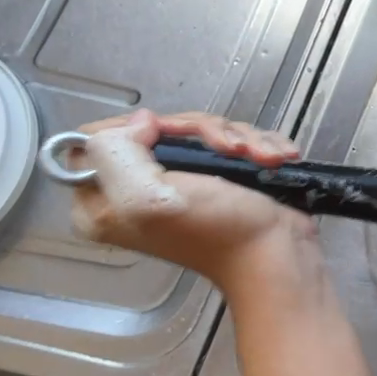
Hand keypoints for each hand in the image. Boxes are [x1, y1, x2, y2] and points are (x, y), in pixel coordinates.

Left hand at [69, 110, 312, 288]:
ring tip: (265, 159)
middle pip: (159, 128)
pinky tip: (277, 157)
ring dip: (243, 138)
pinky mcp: (225, 179)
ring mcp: (187, 183)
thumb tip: (141, 121)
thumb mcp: (147, 196)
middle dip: (206, 131)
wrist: (278, 254)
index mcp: (103, 199)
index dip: (137, 128)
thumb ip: (115, 152)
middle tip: (234, 150)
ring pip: (204, 132)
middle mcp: (139, 188)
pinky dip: (261, 144)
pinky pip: (236, 141)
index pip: (98, 137)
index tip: (174, 138)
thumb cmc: (215, 231)